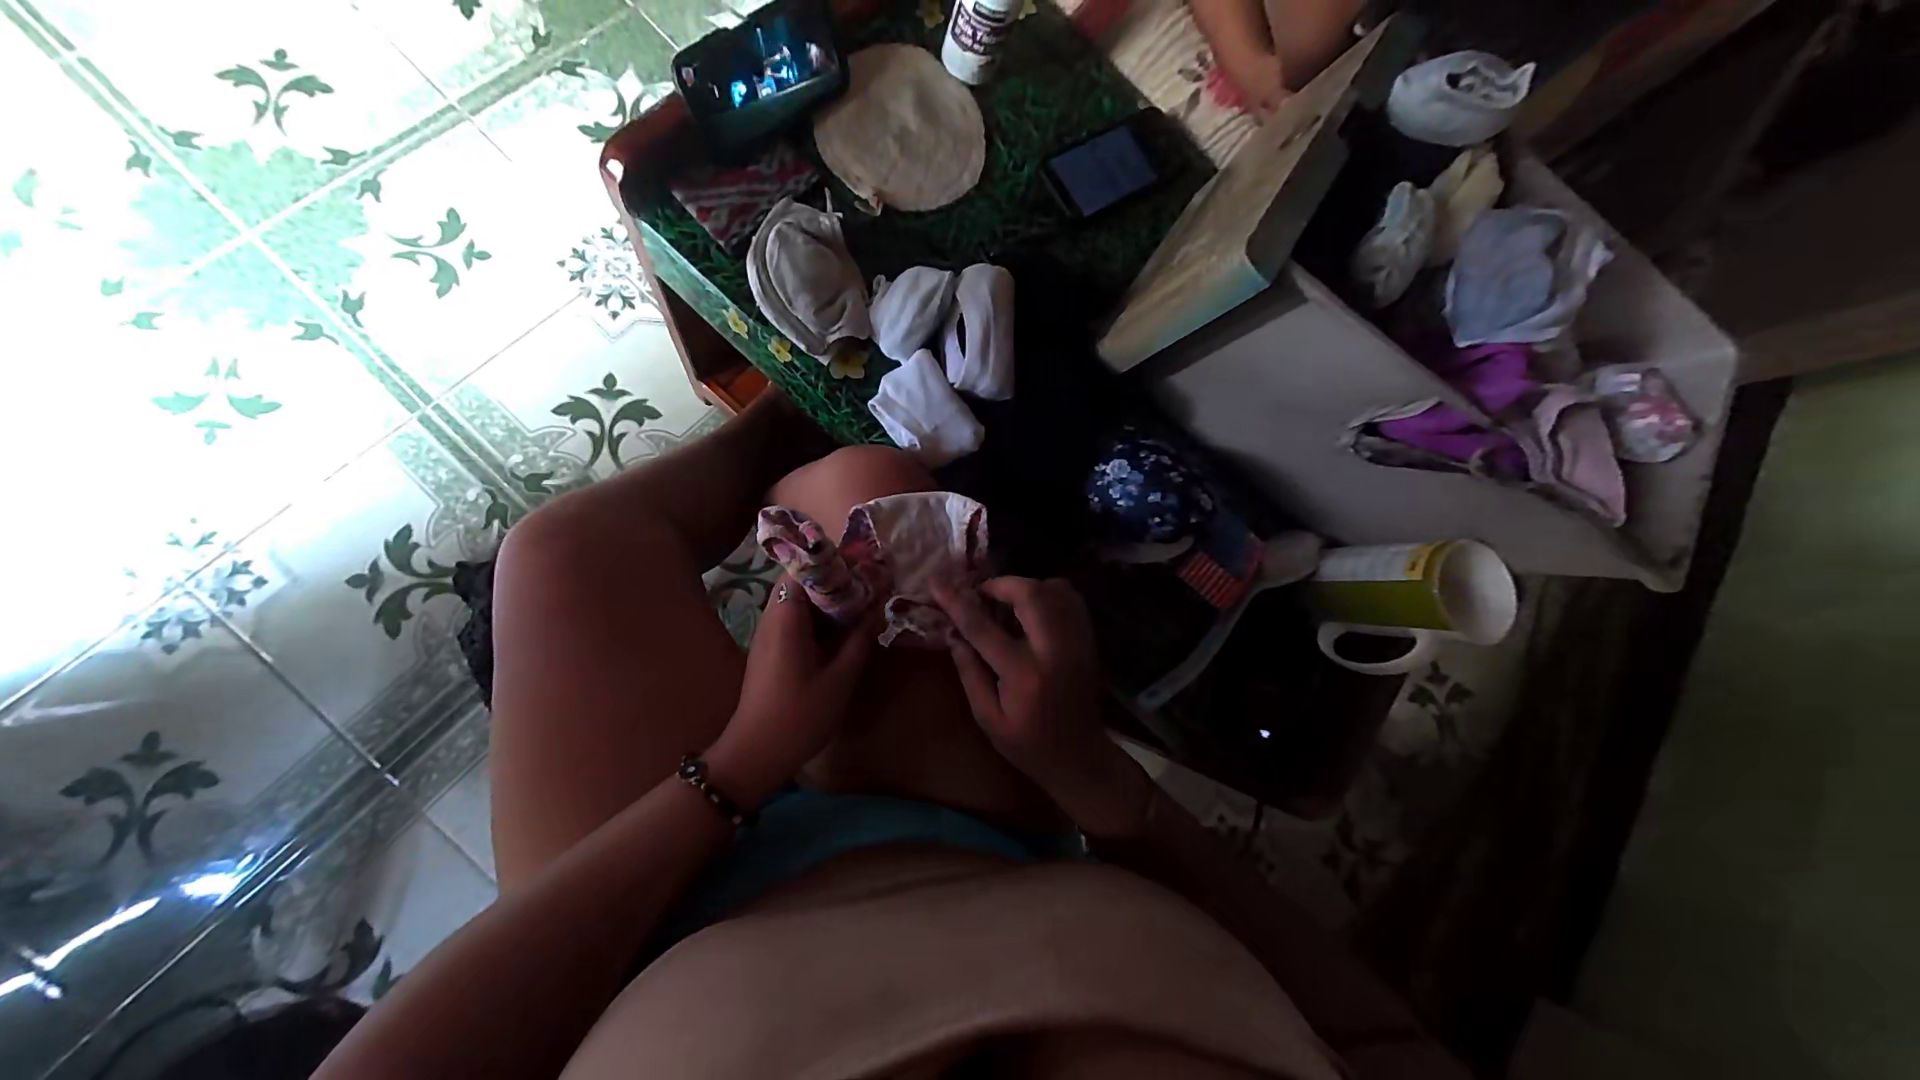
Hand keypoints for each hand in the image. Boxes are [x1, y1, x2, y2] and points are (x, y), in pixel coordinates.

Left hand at [708, 579, 879, 804]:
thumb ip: (860, 639)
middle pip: (804, 582)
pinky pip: (797, 621)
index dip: (835, 562)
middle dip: (837, 580)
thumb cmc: (799, 715)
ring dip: (830, 601)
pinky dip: (821, 620)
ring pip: (801, 603)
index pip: (805, 569)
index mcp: (786, 618)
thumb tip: (877, 609)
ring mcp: (769, 635)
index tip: (866, 564)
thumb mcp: (840, 678)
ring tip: (864, 603)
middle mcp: (773, 618)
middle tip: (871, 584)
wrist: (756, 754)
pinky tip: (845, 631)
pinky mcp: (772, 651)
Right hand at [931, 577, 1152, 837]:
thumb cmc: (1027, 743)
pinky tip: (1032, 608)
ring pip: (1056, 590)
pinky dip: (1049, 593)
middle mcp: (1054, 650)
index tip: (936, 582)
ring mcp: (1077, 642)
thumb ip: (969, 672)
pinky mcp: (1089, 640)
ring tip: (1007, 600)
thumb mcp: (987, 718)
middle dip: (1002, 584)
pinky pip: (1071, 599)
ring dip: (1027, 587)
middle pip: (1031, 594)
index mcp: (1023, 674)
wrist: (1079, 756)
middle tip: (983, 593)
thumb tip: (952, 633)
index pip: (982, 627)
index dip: (955, 601)